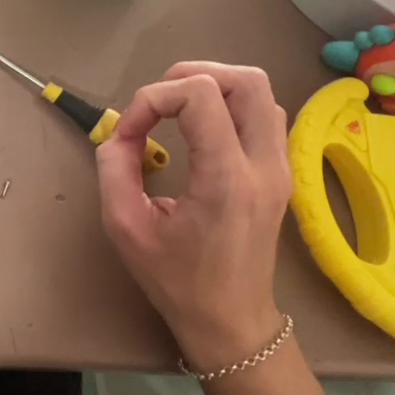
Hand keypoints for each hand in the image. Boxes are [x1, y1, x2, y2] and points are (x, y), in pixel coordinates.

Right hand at [96, 62, 291, 370]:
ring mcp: (279, 167)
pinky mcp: (280, 171)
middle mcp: (263, 165)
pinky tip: (200, 126)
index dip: (152, 99)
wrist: (230, 319)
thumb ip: (114, 168)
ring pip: (260, 91)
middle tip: (156, 100)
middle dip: (191, 75)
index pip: (199, 96)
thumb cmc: (174, 279)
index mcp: (226, 178)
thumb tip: (119, 133)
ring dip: (212, 86)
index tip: (128, 133)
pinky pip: (263, 113)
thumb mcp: (124, 225)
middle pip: (245, 80)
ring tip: (175, 108)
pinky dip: (229, 104)